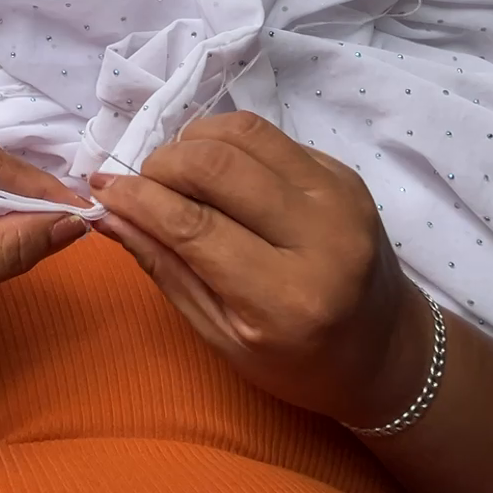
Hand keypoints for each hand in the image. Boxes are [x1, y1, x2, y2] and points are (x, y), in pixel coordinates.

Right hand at [89, 111, 433, 428]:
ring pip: (240, 131)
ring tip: (175, 173)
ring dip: (189, 142)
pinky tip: (215, 172)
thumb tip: (107, 213)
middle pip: (217, 165)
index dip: (138, 199)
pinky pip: (265, 133)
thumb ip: (163, 268)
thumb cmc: (297, 361)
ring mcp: (340, 196)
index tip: (102, 188)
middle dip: (160, 165)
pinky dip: (222, 141)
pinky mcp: (342, 171)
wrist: (390, 351)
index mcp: (290, 300)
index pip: (194, 226)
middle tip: (141, 184)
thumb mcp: (219, 334)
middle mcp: (324, 238)